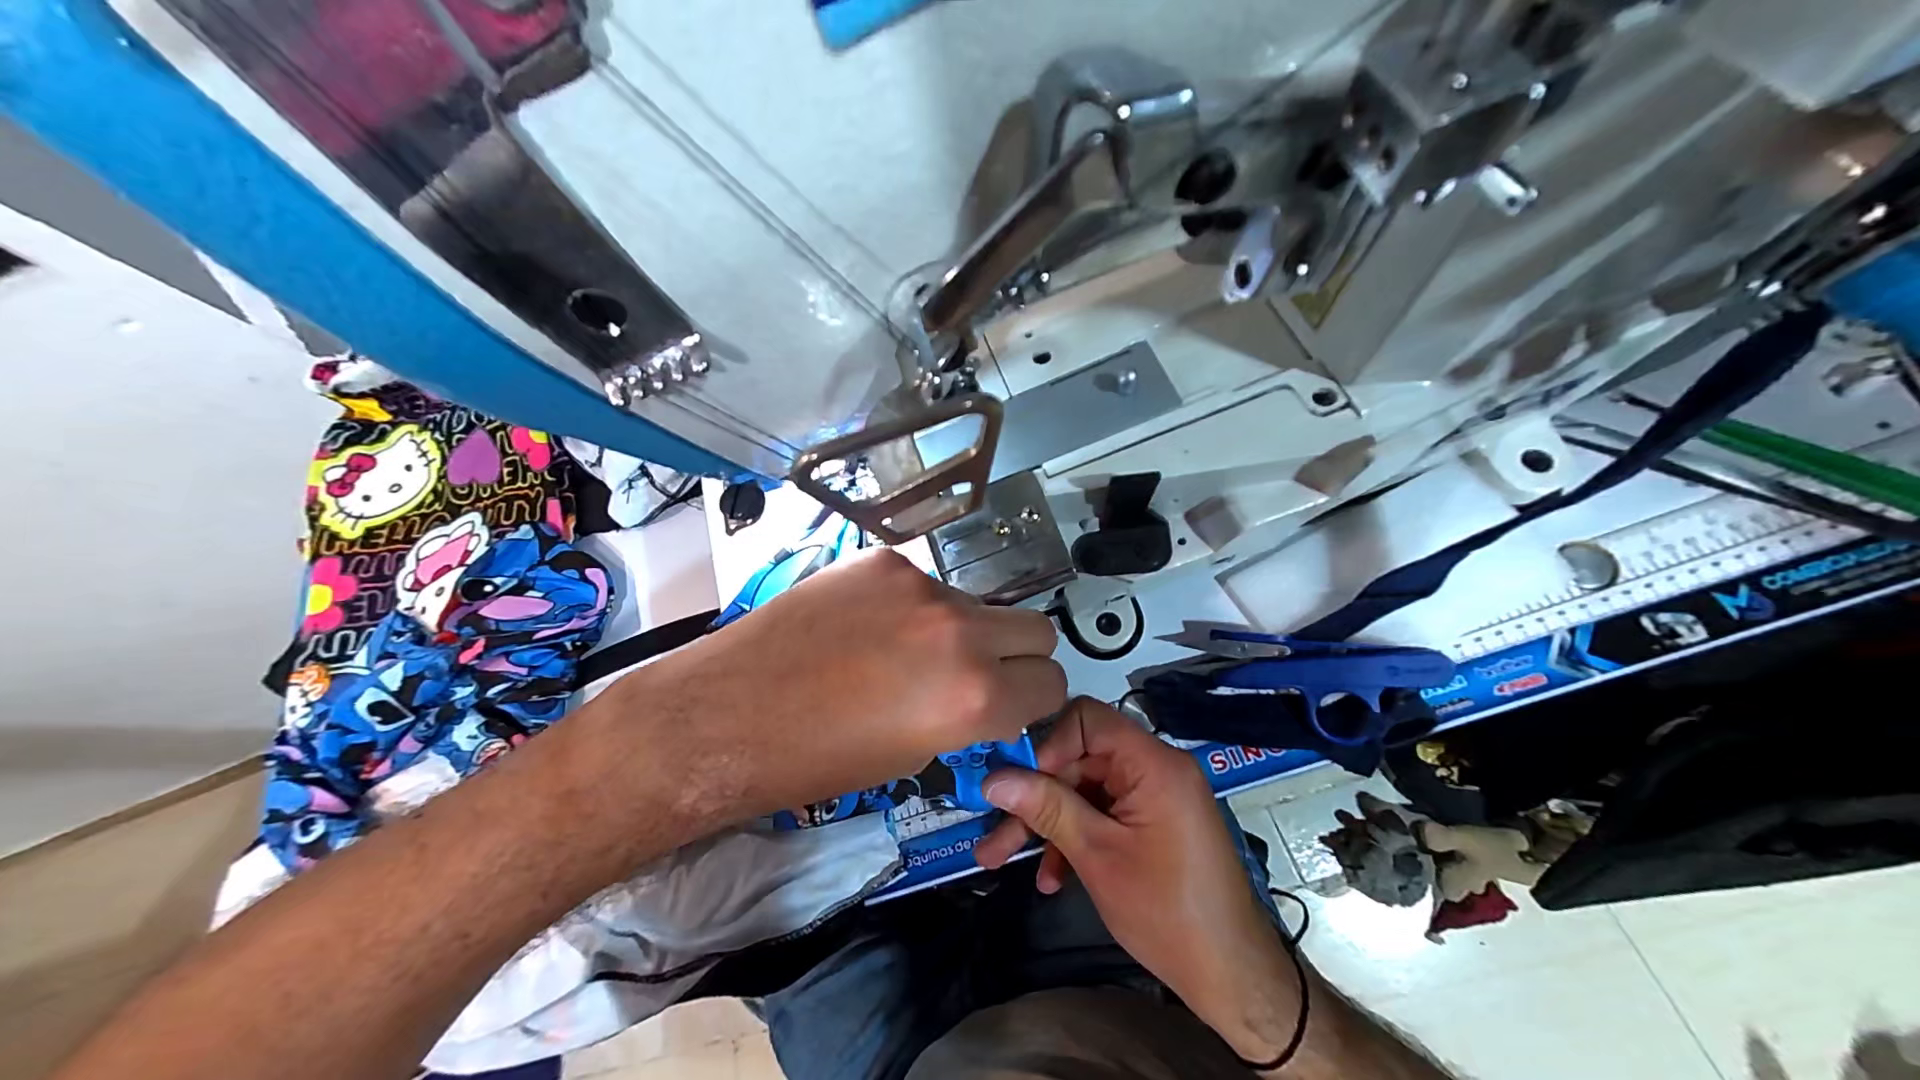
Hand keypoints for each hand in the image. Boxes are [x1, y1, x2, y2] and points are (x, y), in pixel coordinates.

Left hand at [588, 549, 1065, 827]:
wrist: (724, 716)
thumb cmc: (812, 762)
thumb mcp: (913, 756)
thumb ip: (969, 717)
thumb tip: (990, 696)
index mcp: (974, 696)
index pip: (1052, 684)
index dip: (1034, 702)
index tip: (1014, 705)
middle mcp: (959, 632)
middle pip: (1036, 629)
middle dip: (1017, 658)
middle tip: (977, 677)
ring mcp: (919, 587)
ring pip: (980, 603)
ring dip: (965, 629)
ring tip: (911, 654)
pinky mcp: (881, 561)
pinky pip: (925, 585)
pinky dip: (915, 607)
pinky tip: (870, 629)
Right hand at [972, 698, 1300, 1063]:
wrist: (1230, 976)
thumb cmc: (1166, 911)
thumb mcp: (1097, 856)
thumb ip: (1046, 807)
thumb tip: (993, 779)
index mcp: (1152, 763)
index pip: (1087, 719)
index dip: (1046, 743)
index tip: (1015, 779)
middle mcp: (1155, 769)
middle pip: (1079, 760)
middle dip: (1033, 795)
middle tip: (993, 826)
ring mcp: (1153, 797)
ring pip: (1084, 792)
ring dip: (1046, 824)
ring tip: (1000, 857)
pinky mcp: (1152, 823)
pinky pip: (1103, 815)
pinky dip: (1075, 839)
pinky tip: (1052, 879)